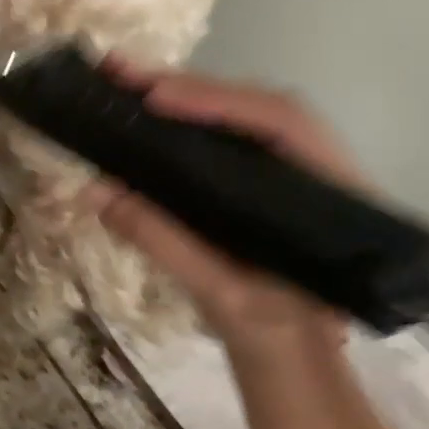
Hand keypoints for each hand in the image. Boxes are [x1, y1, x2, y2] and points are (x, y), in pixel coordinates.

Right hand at [75, 59, 367, 352]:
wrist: (293, 355)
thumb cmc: (271, 331)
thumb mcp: (221, 294)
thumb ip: (164, 240)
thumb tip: (95, 188)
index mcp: (333, 197)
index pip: (283, 123)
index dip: (219, 101)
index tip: (156, 98)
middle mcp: (319, 168)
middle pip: (257, 105)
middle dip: (189, 85)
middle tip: (121, 73)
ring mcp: (292, 167)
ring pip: (241, 110)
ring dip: (182, 91)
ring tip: (122, 79)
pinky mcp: (262, 173)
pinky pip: (227, 128)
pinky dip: (184, 111)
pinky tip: (145, 106)